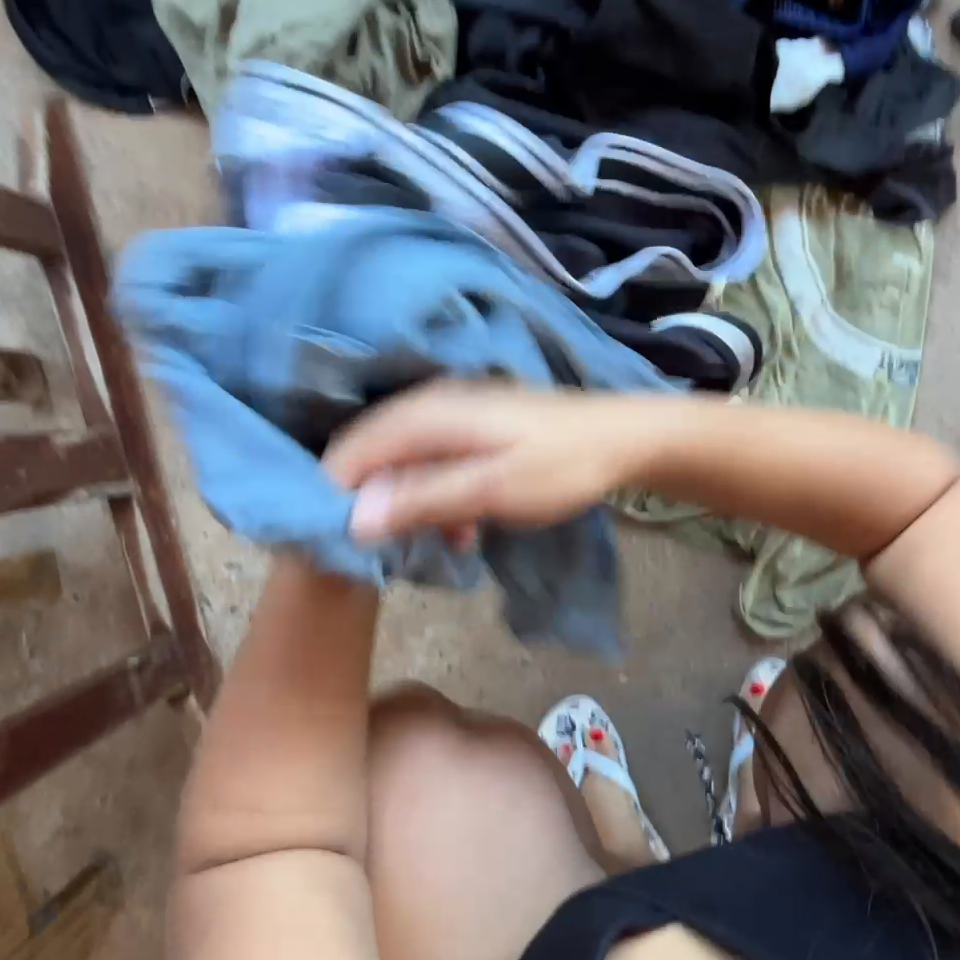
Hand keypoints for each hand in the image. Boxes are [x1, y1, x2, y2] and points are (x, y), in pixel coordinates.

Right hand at [324, 382, 669, 542]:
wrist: (624, 440)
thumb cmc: (562, 465)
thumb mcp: (493, 489)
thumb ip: (425, 499)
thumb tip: (354, 518)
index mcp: (428, 415)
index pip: (352, 451)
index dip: (335, 496)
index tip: (338, 543)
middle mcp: (432, 407)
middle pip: (375, 458)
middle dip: (376, 507)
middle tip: (391, 552)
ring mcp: (455, 418)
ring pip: (408, 467)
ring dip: (417, 509)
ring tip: (447, 544)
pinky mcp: (477, 433)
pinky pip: (438, 468)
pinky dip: (443, 501)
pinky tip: (467, 531)